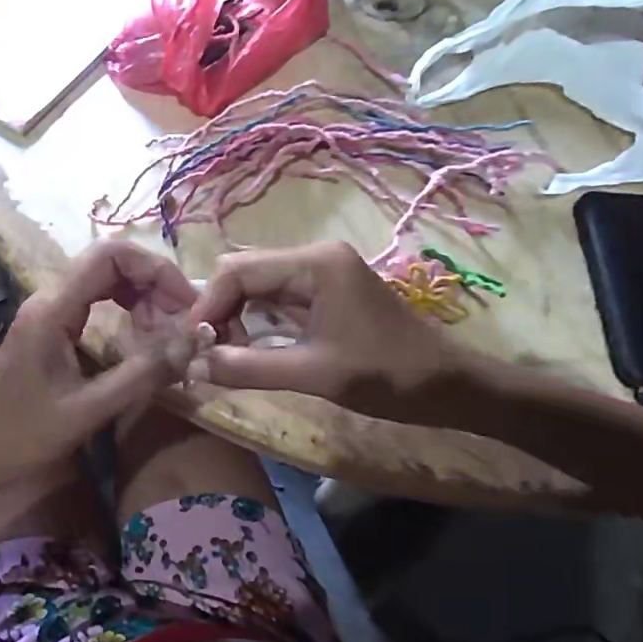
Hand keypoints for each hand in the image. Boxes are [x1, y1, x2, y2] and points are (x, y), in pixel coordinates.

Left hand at [0, 240, 199, 493]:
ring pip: (106, 278)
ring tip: (169, 329)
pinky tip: (144, 334)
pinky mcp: (52, 327)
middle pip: (111, 261)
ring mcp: (49, 311)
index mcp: (53, 309)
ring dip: (143, 295)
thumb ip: (143, 374)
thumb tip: (194, 341)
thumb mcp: (89, 410)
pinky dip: (128, 308)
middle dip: (154, 282)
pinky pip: (97, 299)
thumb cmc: (23, 436)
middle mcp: (50, 299)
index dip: (155, 269)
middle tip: (185, 318)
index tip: (186, 302)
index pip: (110, 255)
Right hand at [188, 241, 456, 422]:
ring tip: (229, 354)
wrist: (449, 385)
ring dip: (236, 316)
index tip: (193, 344)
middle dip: (220, 310)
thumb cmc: (387, 377)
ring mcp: (322, 271)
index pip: (238, 269)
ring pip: (257, 284)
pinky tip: (250, 347)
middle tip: (211, 352)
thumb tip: (195, 366)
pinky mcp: (327, 290)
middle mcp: (315, 256)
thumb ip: (249, 367)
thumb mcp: (314, 374)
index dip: (208, 305)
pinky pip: (277, 297)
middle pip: (244, 271)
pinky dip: (257, 320)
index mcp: (315, 264)